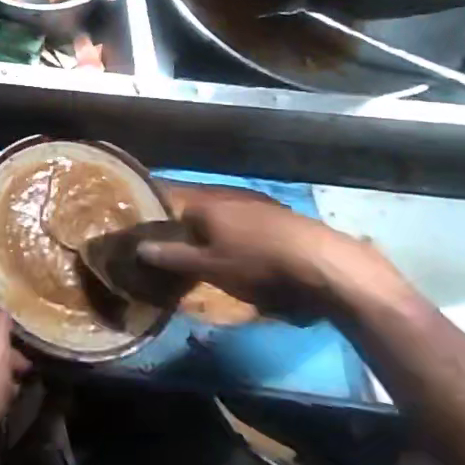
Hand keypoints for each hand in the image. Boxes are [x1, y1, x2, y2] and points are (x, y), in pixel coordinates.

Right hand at [137, 185, 408, 321]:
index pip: (180, 215)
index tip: (179, 257)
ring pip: (234, 222)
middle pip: (208, 217)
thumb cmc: (256, 264)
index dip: (177, 236)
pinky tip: (265, 263)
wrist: (325, 265)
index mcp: (208, 206)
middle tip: (206, 265)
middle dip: (204, 237)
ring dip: (231, 240)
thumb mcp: (208, 267)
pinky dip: (255, 243)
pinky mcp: (289, 218)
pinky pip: (259, 229)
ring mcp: (263, 206)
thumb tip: (139, 247)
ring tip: (236, 267)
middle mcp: (232, 198)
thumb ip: (172, 257)